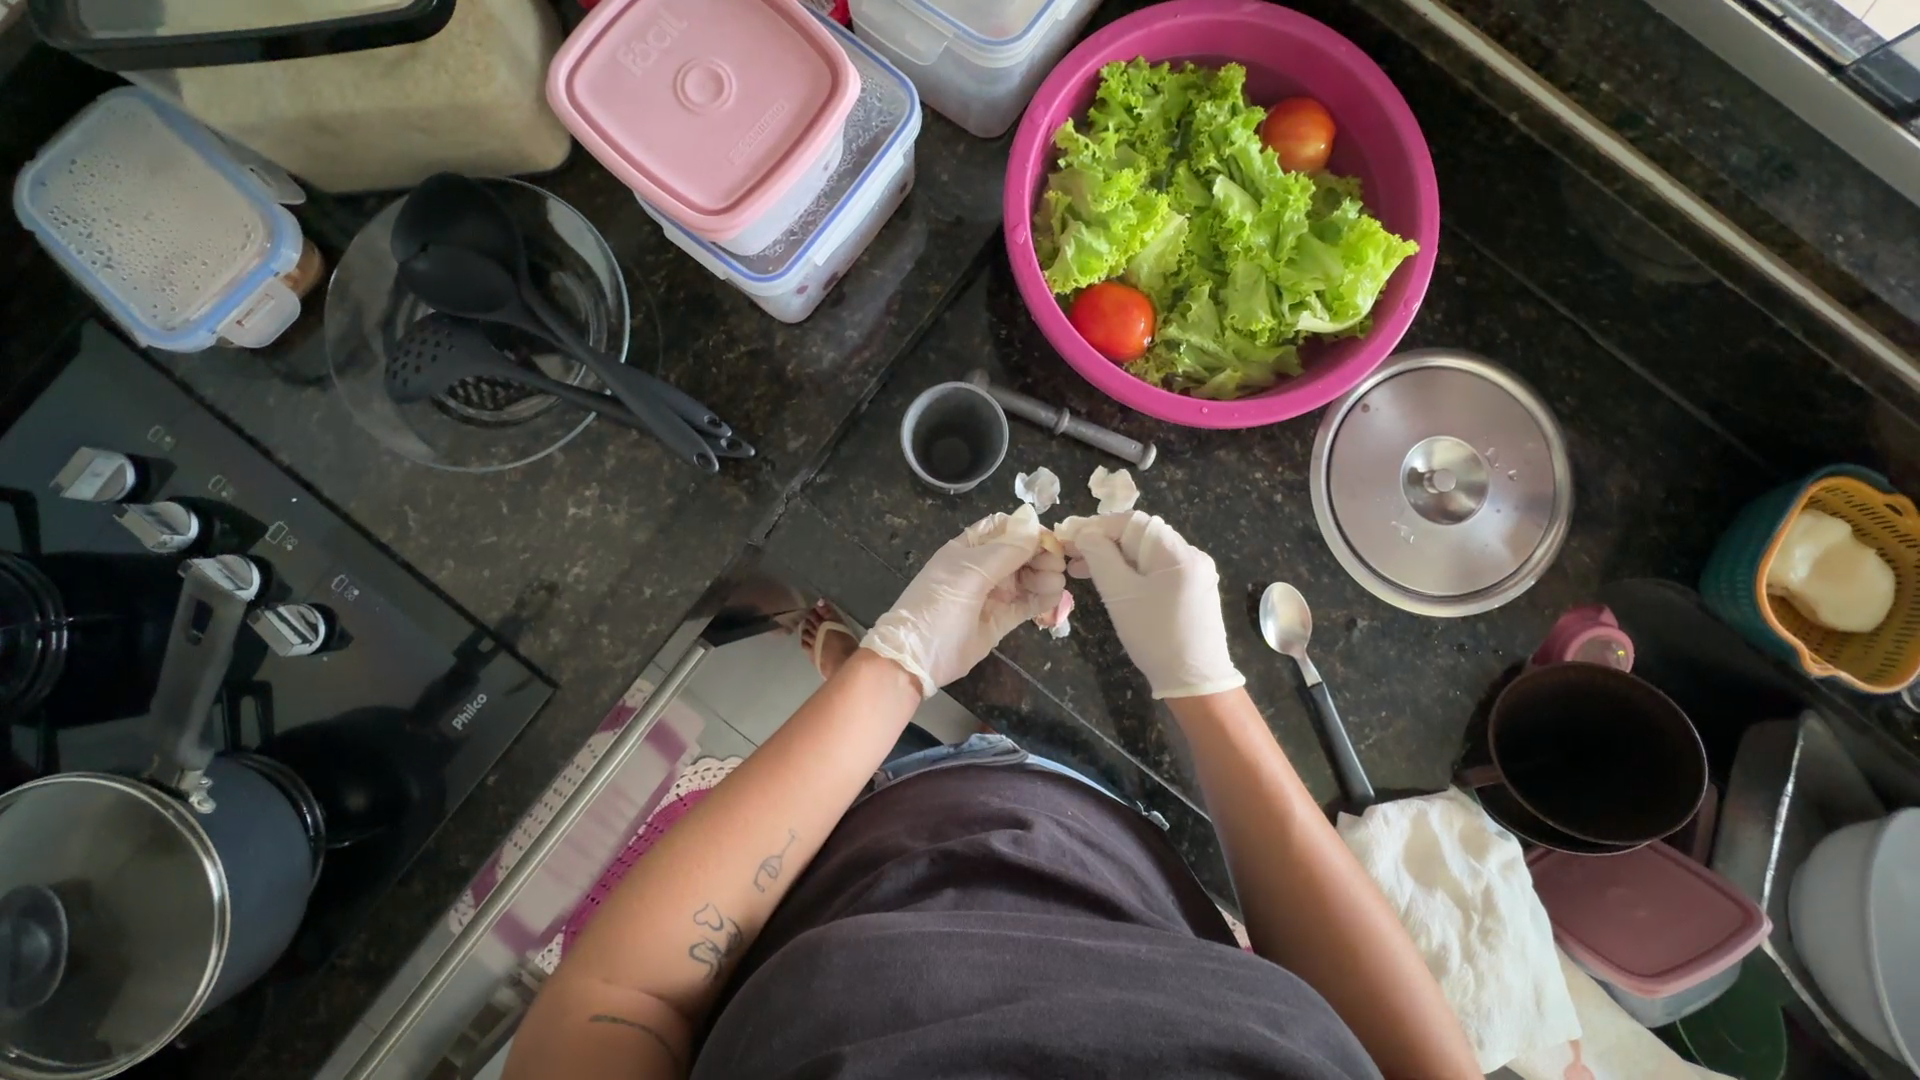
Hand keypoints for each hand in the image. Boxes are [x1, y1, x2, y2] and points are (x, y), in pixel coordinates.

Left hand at [861, 510, 1066, 697]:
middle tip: (1056, 566)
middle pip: (1022, 553)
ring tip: (1053, 585)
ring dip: (1046, 578)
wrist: (917, 657)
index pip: (1005, 529)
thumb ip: (1005, 551)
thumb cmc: (938, 607)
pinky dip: (1043, 599)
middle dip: (1042, 556)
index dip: (1028, 531)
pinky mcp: (1001, 619)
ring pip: (1028, 578)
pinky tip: (1053, 599)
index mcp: (969, 549)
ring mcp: (993, 595)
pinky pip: (1027, 604)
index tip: (1050, 538)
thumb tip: (1034, 525)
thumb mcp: (970, 573)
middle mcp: (983, 568)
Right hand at [1061, 511, 1243, 698]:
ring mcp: (1194, 574)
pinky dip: (1131, 572)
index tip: (1068, 538)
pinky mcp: (1192, 591)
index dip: (1097, 526)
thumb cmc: (1155, 636)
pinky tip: (1111, 583)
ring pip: (1146, 554)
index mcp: (1177, 552)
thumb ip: (1100, 557)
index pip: (1132, 522)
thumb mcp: (1120, 594)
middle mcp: (1191, 556)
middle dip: (1103, 543)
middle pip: (1140, 536)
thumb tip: (1084, 533)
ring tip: (1082, 571)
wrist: (1195, 682)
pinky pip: (1156, 571)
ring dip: (1114, 558)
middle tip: (1071, 556)